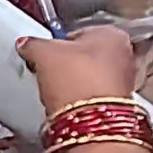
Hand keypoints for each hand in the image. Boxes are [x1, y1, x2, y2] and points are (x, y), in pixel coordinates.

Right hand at [16, 26, 135, 113]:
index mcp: (112, 33)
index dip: (57, 43)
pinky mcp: (116, 106)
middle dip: (67, 64)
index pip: (78, 32)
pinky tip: (67, 104)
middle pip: (86, 55)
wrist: (89, 120)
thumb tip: (27, 44)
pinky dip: (79, 100)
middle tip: (49, 71)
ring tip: (57, 90)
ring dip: (73, 83)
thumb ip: (33, 44)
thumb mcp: (44, 53)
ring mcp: (123, 82)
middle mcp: (125, 56)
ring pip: (89, 77)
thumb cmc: (78, 80)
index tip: (46, 52)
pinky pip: (91, 97)